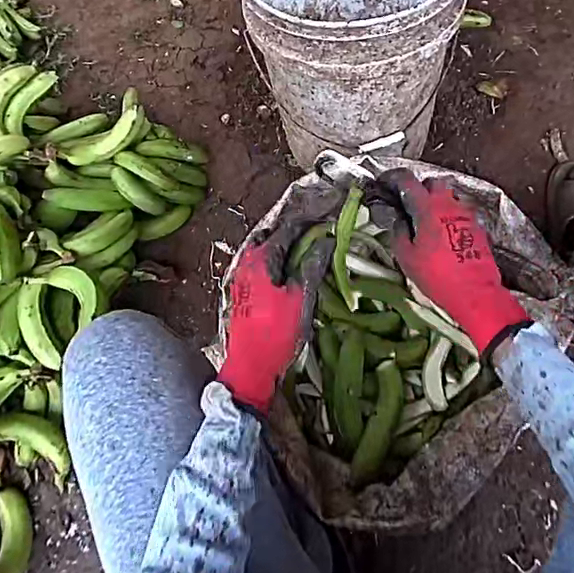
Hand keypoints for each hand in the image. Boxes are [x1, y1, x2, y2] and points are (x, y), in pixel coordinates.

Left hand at [216, 186, 340, 412]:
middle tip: (323, 211)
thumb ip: (312, 265)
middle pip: (275, 227)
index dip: (312, 214)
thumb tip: (327, 238)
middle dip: (299, 218)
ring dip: (289, 232)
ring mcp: (242, 270)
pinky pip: (263, 255)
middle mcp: (247, 257)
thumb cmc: (275, 334)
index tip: (332, 206)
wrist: (247, 366)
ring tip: (312, 227)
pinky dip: (281, 248)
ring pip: (267, 240)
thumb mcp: (300, 299)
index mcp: (261, 257)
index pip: (289, 225)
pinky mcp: (243, 283)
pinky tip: (294, 252)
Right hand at [378, 168, 530, 353]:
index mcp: (428, 208)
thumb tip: (399, 220)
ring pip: (449, 197)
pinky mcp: (477, 228)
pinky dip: (449, 217)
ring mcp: (466, 215)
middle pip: (433, 183)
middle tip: (409, 204)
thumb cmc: (436, 275)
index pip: (408, 180)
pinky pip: (460, 213)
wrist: (476, 294)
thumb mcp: (405, 256)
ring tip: (427, 220)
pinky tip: (443, 234)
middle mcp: (449, 205)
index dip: (393, 178)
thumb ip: (398, 232)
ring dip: (437, 202)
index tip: (385, 184)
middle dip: (420, 188)